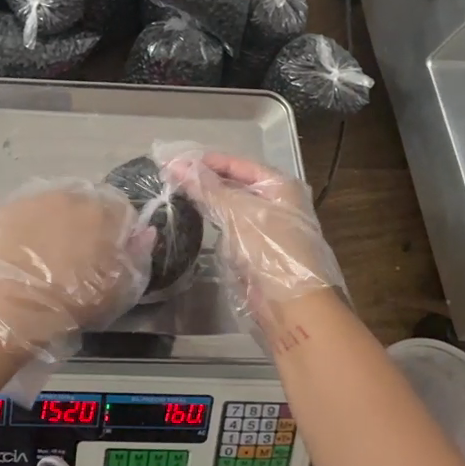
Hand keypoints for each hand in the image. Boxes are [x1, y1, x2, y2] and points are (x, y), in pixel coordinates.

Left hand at [0, 179, 152, 359]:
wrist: (11, 308)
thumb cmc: (72, 303)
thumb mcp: (118, 289)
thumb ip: (137, 255)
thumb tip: (147, 231)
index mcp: (103, 213)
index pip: (122, 210)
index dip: (119, 233)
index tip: (110, 255)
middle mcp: (71, 196)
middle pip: (87, 203)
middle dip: (86, 224)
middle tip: (77, 257)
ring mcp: (35, 199)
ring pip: (54, 205)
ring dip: (56, 222)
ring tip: (47, 254)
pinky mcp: (6, 208)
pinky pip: (25, 212)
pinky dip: (28, 226)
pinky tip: (22, 251)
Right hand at [158, 147, 344, 308]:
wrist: (292, 305)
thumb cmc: (270, 248)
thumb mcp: (237, 212)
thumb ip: (206, 188)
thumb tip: (176, 165)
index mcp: (281, 186)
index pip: (240, 165)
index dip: (208, 161)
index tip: (177, 161)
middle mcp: (278, 203)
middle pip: (237, 185)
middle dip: (206, 181)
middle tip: (172, 177)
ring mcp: (269, 228)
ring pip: (234, 207)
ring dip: (209, 201)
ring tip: (178, 194)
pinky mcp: (259, 250)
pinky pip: (234, 228)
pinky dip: (216, 222)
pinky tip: (196, 219)